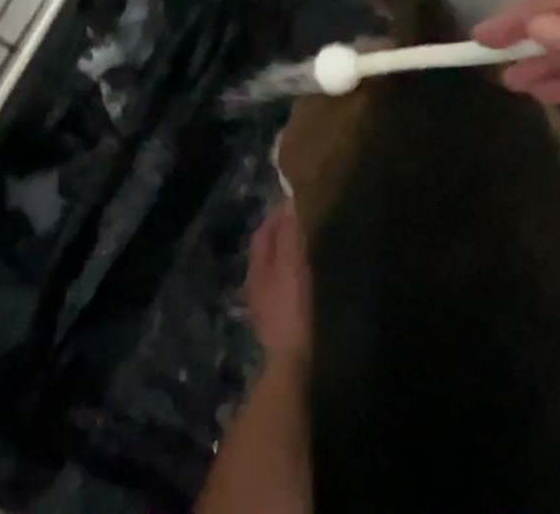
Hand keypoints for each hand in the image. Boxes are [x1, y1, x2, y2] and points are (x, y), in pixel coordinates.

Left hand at [245, 204, 311, 367]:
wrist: (287, 360)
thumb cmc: (289, 308)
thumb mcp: (291, 267)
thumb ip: (288, 236)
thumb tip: (288, 203)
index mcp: (257, 265)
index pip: (263, 231)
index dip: (276, 215)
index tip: (292, 200)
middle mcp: (254, 279)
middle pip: (264, 247)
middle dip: (278, 230)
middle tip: (300, 217)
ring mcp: (262, 299)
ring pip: (270, 265)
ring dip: (283, 250)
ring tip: (304, 242)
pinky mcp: (273, 315)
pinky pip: (279, 282)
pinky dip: (288, 270)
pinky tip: (301, 275)